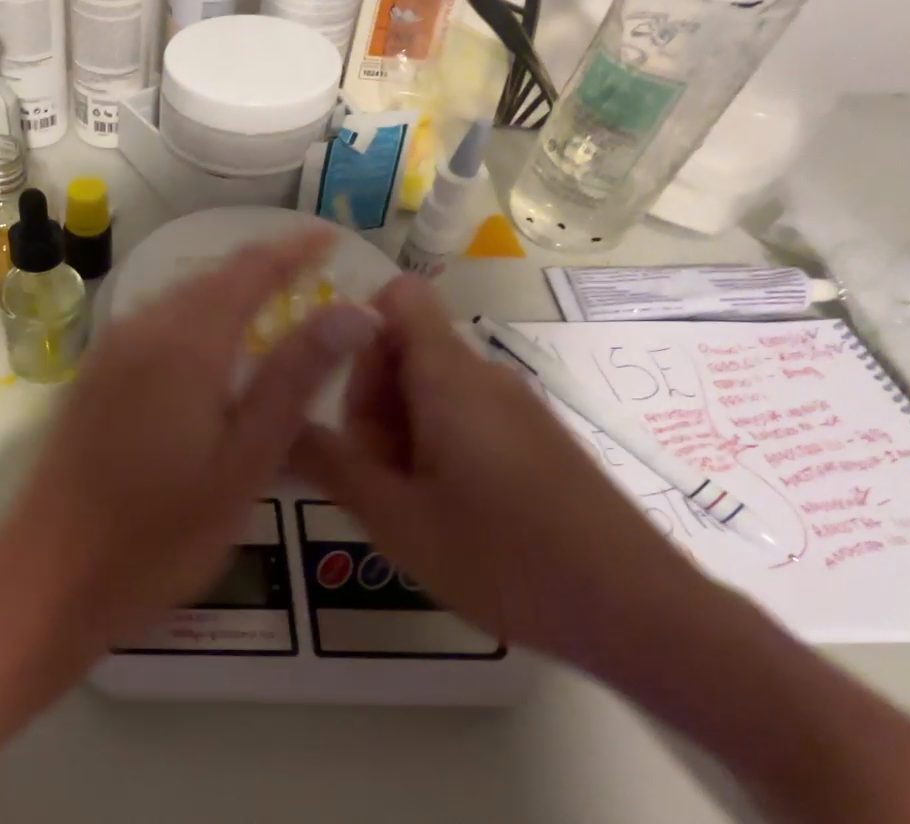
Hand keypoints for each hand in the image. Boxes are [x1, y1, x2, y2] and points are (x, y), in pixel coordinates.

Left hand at [0, 230, 383, 647]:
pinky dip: (193, 321)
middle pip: (210, 280)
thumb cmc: (160, 532)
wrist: (51, 571)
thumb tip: (354, 313)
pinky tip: (211, 354)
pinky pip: (152, 325)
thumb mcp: (244, 463)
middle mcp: (141, 331)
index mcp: (185, 344)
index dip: (293, 250)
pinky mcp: (92, 377)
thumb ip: (294, 379)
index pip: (249, 271)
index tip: (332, 239)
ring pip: (178, 300)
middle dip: (262, 270)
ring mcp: (108, 353)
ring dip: (226, 294)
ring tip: (272, 307)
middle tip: (312, 277)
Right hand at [293, 272, 709, 672]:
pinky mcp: (534, 439)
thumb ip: (329, 463)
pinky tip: (443, 514)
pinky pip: (463, 418)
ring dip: (398, 434)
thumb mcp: (396, 518)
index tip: (333, 392)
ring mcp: (514, 407)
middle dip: (369, 402)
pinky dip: (433, 449)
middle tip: (374, 477)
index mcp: (449, 377)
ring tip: (406, 506)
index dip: (354, 327)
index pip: (397, 297)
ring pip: (430, 390)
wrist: (638, 611)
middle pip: (403, 349)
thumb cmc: (505, 558)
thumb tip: (271, 420)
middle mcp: (484, 376)